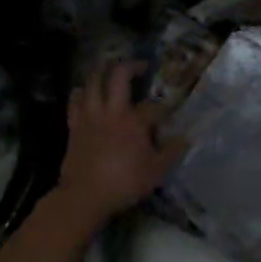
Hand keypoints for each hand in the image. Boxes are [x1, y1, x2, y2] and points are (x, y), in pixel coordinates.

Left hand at [59, 62, 187, 222]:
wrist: (84, 196)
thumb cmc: (124, 183)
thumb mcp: (156, 172)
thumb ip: (172, 152)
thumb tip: (186, 138)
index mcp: (134, 121)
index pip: (153, 105)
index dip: (164, 106)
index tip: (169, 111)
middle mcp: (111, 111)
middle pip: (118, 75)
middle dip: (131, 65)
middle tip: (141, 66)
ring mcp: (90, 115)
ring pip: (93, 81)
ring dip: (103, 71)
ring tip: (112, 71)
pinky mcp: (74, 124)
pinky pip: (75, 99)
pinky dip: (81, 91)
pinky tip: (86, 92)